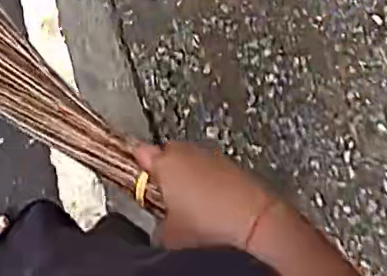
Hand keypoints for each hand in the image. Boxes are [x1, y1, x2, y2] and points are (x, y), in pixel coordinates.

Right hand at [134, 141, 278, 249]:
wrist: (248, 217)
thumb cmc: (207, 223)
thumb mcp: (170, 236)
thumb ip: (157, 226)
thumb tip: (160, 229)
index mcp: (165, 163)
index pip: (142, 154)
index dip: (140, 166)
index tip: (138, 175)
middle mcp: (184, 150)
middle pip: (166, 154)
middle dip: (165, 171)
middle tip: (165, 197)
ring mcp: (206, 153)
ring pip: (188, 158)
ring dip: (186, 173)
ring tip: (190, 203)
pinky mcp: (224, 159)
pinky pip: (206, 164)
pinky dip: (204, 177)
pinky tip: (209, 201)